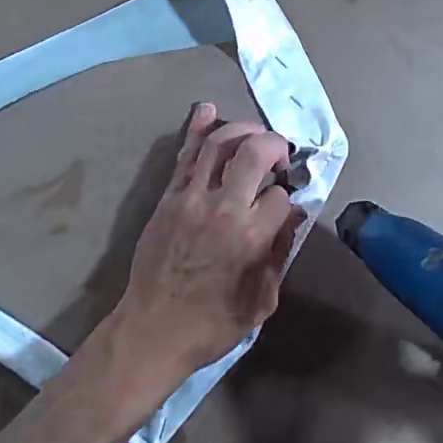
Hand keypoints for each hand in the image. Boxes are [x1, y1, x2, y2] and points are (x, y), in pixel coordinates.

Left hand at [107, 103, 303, 382]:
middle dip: (275, 145)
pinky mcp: (168, 197)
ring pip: (219, 143)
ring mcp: (191, 198)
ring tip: (255, 134)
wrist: (151, 332)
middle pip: (255, 152)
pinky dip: (198, 128)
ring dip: (243, 130)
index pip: (281, 195)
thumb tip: (291, 218)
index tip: (284, 205)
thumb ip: (279, 254)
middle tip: (280, 155)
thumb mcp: (260, 301)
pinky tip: (209, 110)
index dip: (288, 196)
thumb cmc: (211, 324)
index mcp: (250, 237)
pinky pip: (185, 155)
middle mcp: (223, 208)